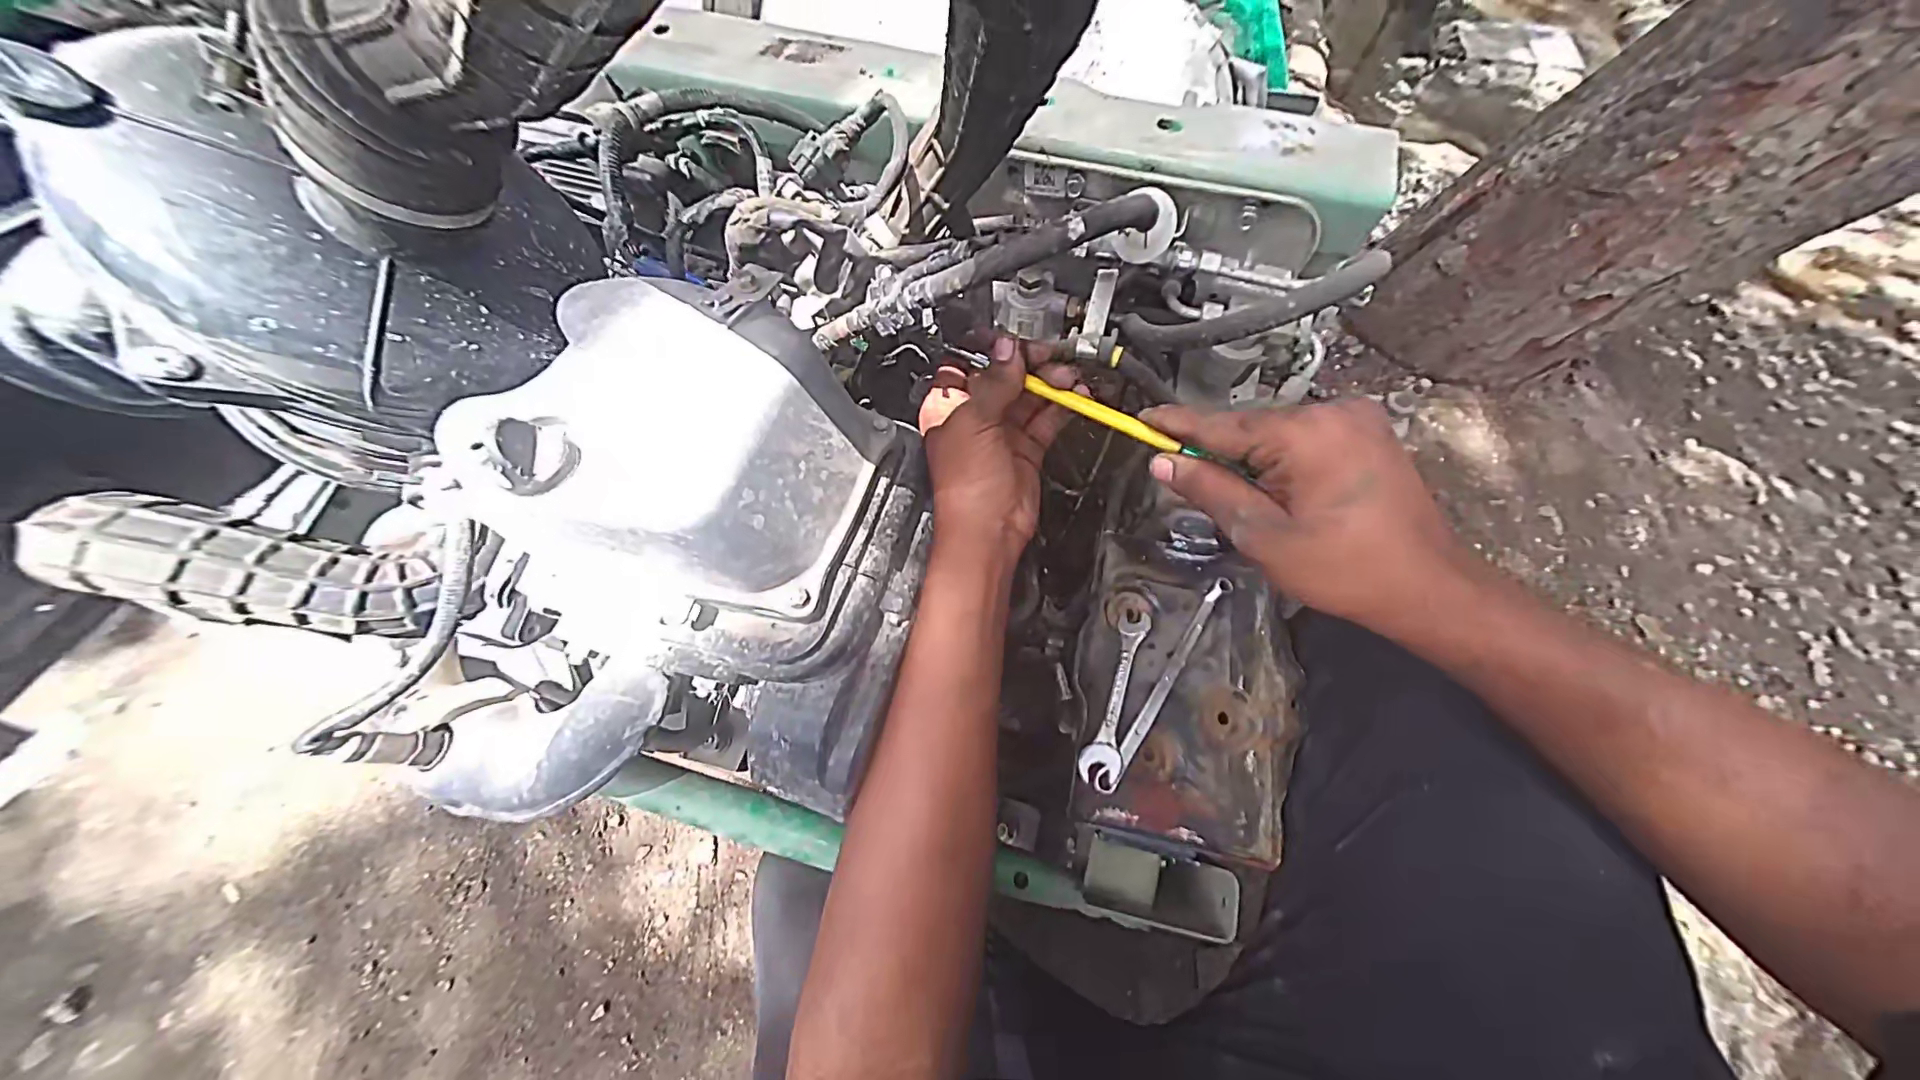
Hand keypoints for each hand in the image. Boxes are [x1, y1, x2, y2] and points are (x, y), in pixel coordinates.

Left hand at [918, 338, 1076, 562]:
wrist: (988, 529)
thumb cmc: (966, 487)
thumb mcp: (976, 422)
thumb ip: (995, 383)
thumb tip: (1008, 352)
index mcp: (949, 406)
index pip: (973, 365)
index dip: (996, 352)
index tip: (1020, 344)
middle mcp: (974, 417)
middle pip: (1005, 378)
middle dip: (1031, 366)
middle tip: (1052, 358)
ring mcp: (1001, 433)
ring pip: (1029, 397)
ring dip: (1050, 384)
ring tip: (1068, 377)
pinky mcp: (1025, 450)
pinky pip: (1045, 420)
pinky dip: (1061, 407)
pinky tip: (1074, 396)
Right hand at [1142, 399, 1464, 628]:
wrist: (1427, 586)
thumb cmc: (1346, 570)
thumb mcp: (1263, 535)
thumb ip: (1211, 491)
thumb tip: (1166, 464)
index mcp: (1305, 434)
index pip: (1220, 425)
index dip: (1176, 425)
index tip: (1144, 420)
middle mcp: (1333, 412)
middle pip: (1248, 427)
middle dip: (1216, 453)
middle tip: (1188, 481)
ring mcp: (1355, 418)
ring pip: (1275, 432)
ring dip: (1249, 459)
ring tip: (1244, 501)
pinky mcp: (1366, 432)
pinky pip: (1302, 436)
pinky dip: (1279, 458)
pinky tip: (1276, 490)